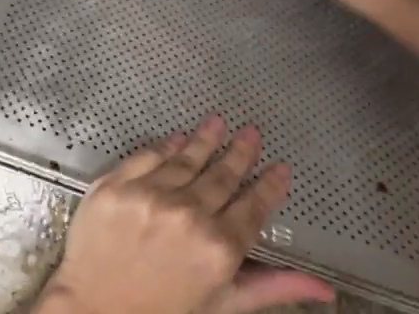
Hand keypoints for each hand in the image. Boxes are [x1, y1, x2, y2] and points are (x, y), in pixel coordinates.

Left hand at [37, 116, 333, 313]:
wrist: (93, 313)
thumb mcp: (222, 305)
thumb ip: (272, 287)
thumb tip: (324, 289)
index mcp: (218, 248)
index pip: (253, 207)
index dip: (269, 186)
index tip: (280, 168)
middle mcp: (187, 215)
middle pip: (221, 175)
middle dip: (240, 153)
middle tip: (251, 133)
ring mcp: (149, 196)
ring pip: (186, 158)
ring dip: (204, 139)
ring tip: (218, 123)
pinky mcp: (116, 185)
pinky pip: (147, 156)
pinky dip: (164, 146)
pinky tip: (176, 137)